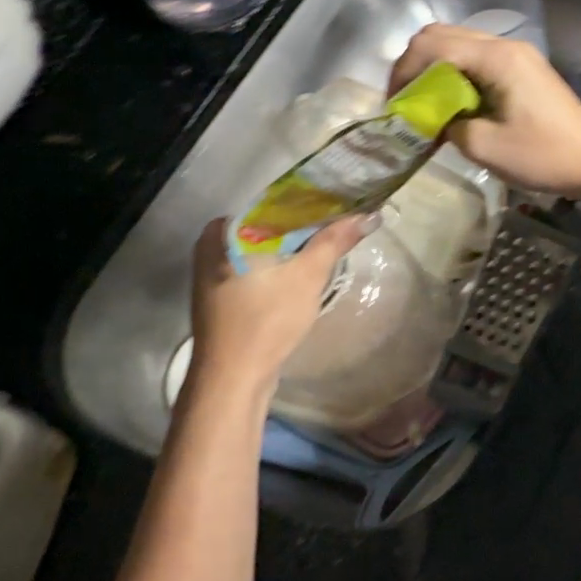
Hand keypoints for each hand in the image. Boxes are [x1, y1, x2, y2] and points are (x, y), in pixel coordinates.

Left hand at [186, 215, 370, 389]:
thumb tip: (368, 214)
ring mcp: (213, 269)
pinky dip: (282, 268)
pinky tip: (305, 277)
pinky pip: (258, 268)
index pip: (278, 205)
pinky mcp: (221, 292)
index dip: (316, 207)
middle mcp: (213, 243)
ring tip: (332, 252)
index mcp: (226, 230)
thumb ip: (335, 241)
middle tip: (345, 235)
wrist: (233, 375)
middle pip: (272, 227)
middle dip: (309, 231)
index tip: (348, 213)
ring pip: (266, 249)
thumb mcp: (308, 277)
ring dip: (298, 251)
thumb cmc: (268, 320)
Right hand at [388, 24, 580, 200]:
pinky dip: (459, 76)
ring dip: (437, 70)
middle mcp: (507, 46)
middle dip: (415, 65)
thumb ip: (447, 124)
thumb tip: (432, 117)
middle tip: (405, 102)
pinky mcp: (527, 71)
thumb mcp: (484, 147)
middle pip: (444, 36)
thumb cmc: (543, 157)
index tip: (393, 105)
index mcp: (497, 57)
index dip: (404, 71)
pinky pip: (481, 61)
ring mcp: (520, 56)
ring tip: (426, 105)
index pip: (432, 45)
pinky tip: (455, 105)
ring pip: (462, 46)